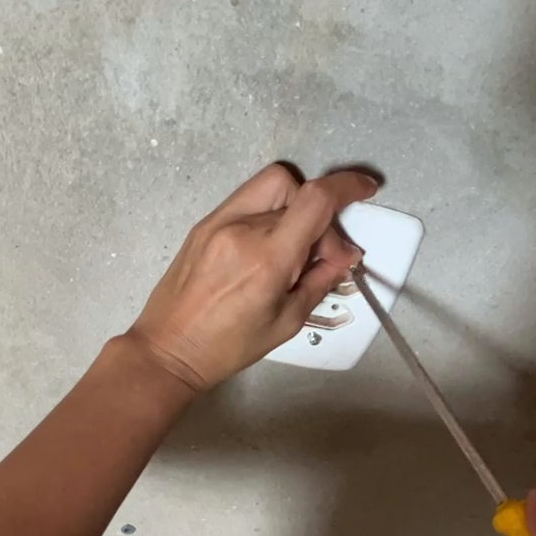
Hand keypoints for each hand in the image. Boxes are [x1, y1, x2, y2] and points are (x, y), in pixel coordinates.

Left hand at [127, 164, 374, 391]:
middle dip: (322, 218)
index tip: (366, 190)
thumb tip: (345, 254)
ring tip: (292, 248)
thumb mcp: (287, 322)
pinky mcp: (204, 224)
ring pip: (274, 189)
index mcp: (267, 258)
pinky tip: (267, 245)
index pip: (316, 199)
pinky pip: (249, 199)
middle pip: (299, 192)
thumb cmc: (228, 346)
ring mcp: (219, 221)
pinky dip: (270, 211)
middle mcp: (242, 229)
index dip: (348, 186)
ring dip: (295, 208)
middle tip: (322, 255)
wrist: (169, 349)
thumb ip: (319, 280)